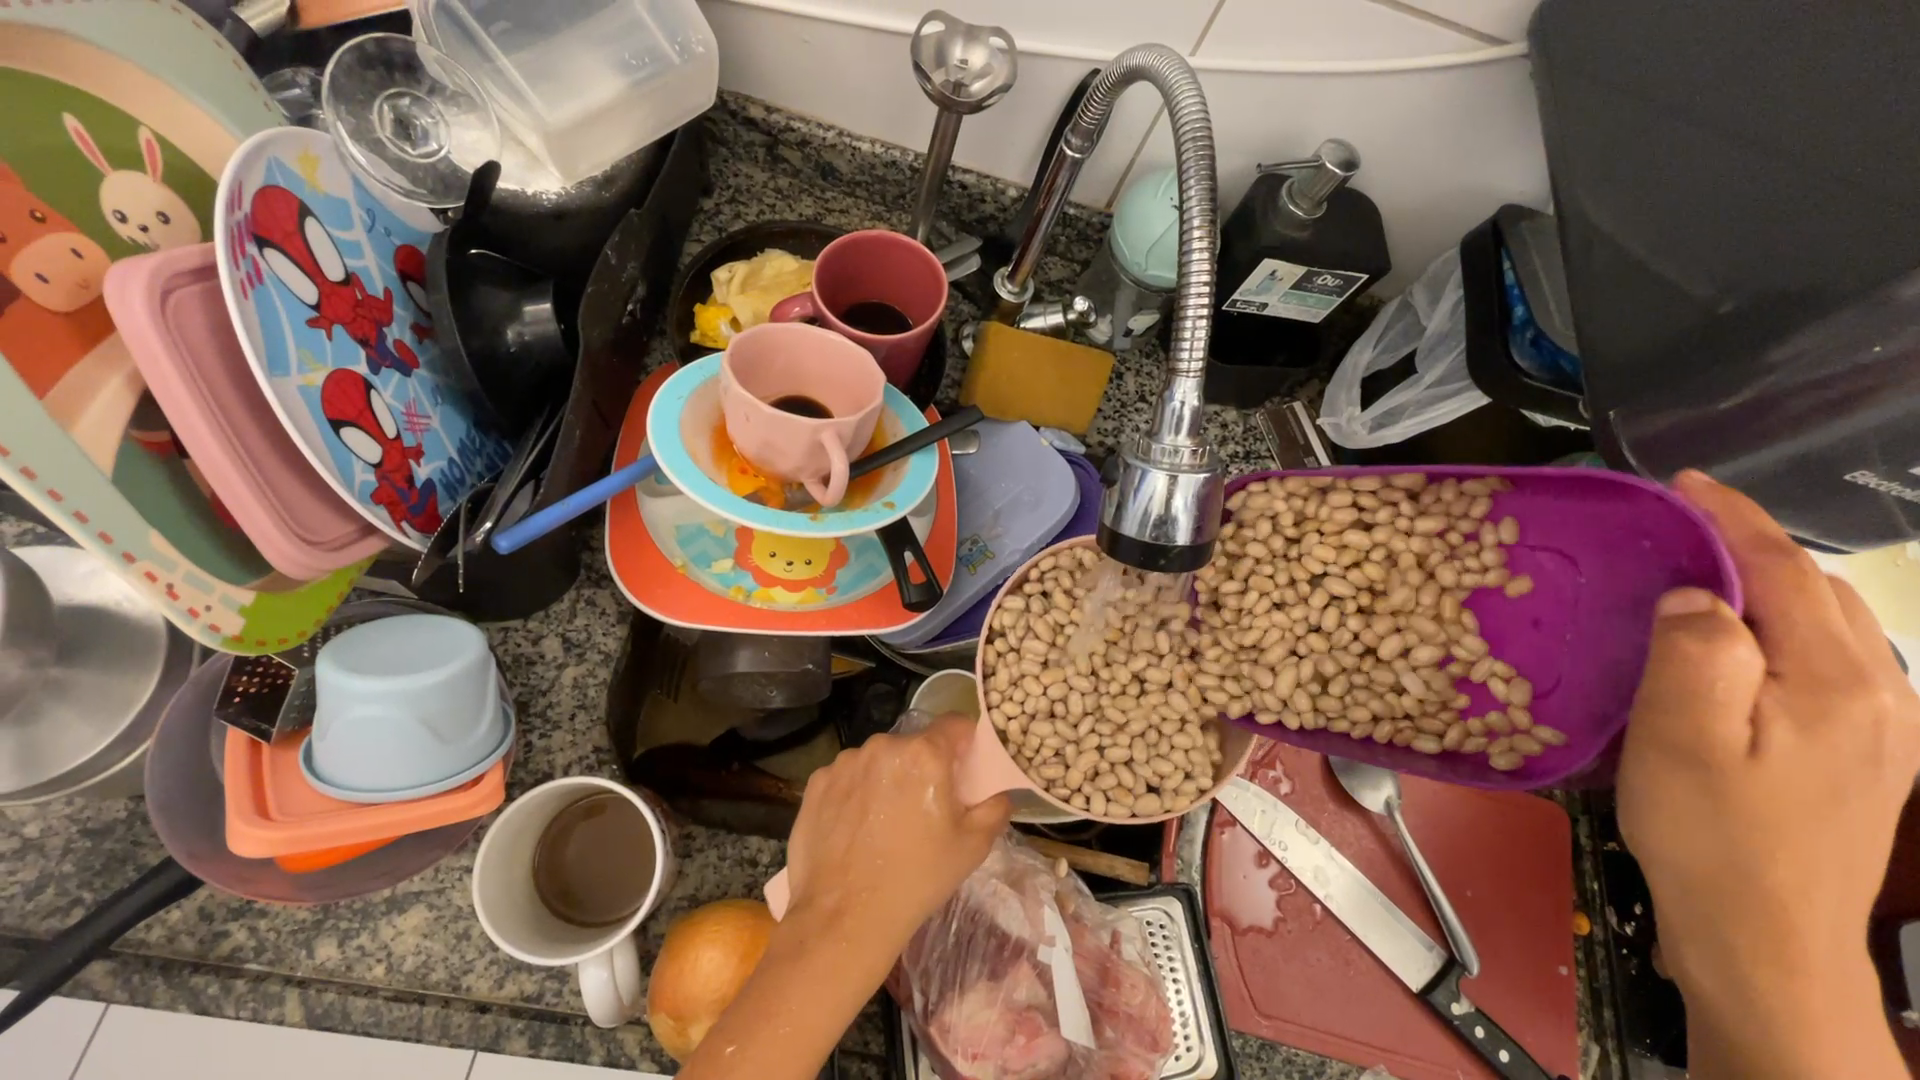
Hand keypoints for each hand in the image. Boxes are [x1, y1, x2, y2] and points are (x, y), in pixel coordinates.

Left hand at [784, 714, 1010, 951]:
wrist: (846, 916)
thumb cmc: (917, 879)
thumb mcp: (972, 847)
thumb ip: (995, 808)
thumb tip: (999, 792)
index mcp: (924, 754)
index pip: (955, 725)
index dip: (965, 744)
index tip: (965, 771)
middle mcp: (882, 746)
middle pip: (914, 745)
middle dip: (924, 767)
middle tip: (926, 807)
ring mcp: (845, 763)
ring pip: (879, 760)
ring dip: (888, 778)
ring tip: (887, 822)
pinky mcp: (817, 783)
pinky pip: (848, 777)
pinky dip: (857, 793)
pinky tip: (857, 828)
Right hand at [1618, 470, 1918, 1076]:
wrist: (1765, 937)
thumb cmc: (1709, 834)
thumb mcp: (1683, 737)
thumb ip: (1695, 652)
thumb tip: (1698, 595)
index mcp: (1836, 682)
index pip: (1787, 572)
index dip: (1735, 519)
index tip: (1685, 483)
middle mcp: (1882, 694)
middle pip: (1821, 593)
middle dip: (1755, 547)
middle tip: (1679, 529)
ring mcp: (1884, 729)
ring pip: (1833, 626)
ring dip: (1772, 587)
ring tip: (1704, 576)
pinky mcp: (1867, 756)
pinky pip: (1833, 663)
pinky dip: (1786, 629)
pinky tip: (1744, 647)